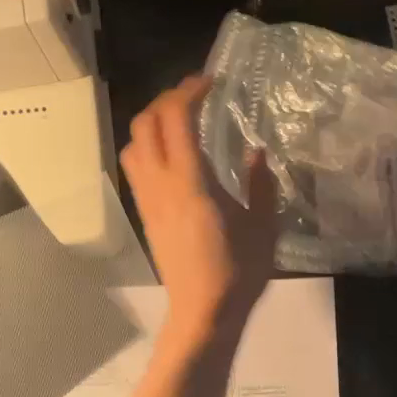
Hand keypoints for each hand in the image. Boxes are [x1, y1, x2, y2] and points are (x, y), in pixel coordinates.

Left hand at [120, 74, 279, 335]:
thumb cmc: (238, 274)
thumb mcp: (263, 228)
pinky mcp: (146, 216)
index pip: (176, 118)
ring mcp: (149, 201)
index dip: (189, 90)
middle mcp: (161, 185)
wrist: (203, 314)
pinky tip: (172, 157)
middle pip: (146, 122)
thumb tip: (257, 153)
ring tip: (179, 124)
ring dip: (153, 123)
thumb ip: (260, 186)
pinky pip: (136, 168)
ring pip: (134, 144)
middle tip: (195, 98)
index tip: (211, 82)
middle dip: (167, 100)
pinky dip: (148, 147)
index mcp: (192, 183)